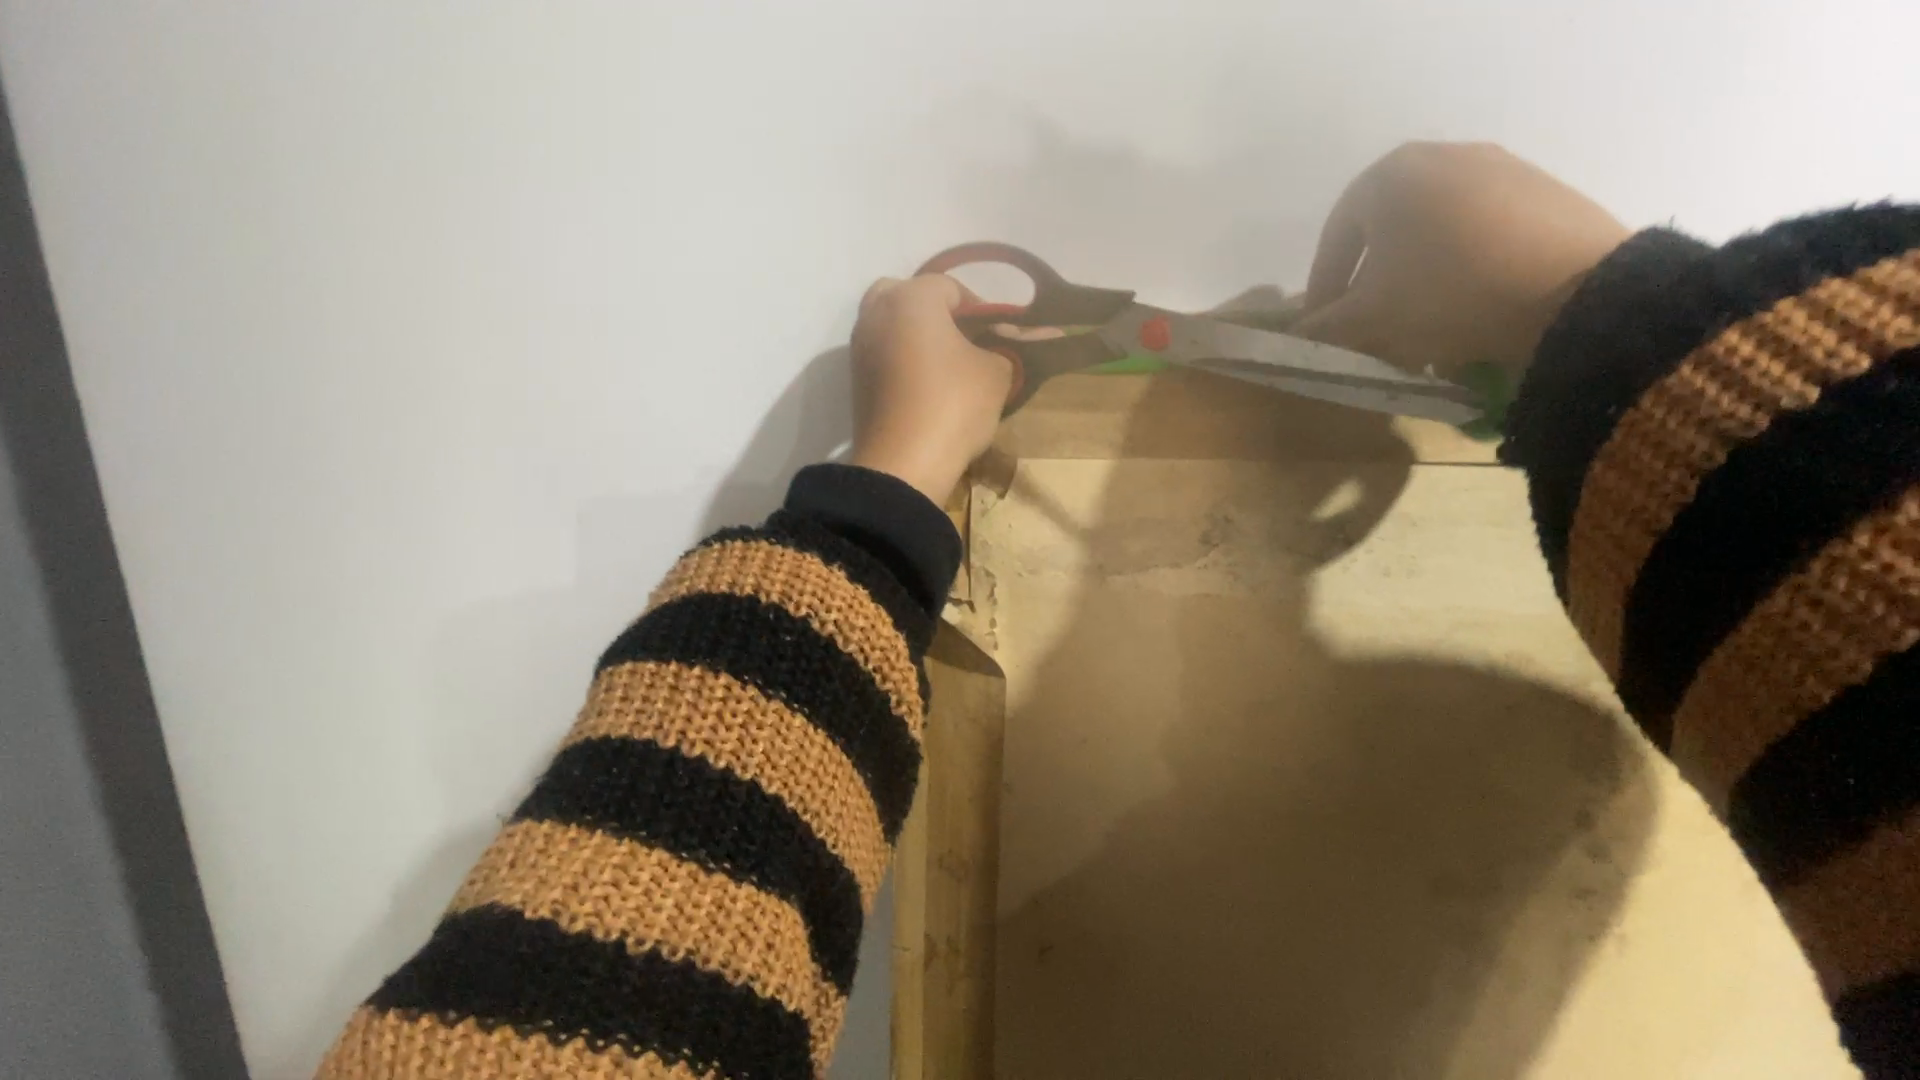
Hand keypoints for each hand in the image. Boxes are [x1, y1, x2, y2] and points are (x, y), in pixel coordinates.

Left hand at [847, 274, 1015, 504]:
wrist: (903, 464)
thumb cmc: (953, 405)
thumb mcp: (996, 373)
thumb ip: (1000, 349)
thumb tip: (993, 350)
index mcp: (911, 297)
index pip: (951, 287)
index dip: (979, 308)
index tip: (997, 335)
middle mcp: (877, 312)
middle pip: (909, 296)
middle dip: (937, 313)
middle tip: (964, 341)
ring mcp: (860, 346)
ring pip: (891, 325)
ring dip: (916, 336)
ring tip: (946, 366)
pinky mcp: (856, 379)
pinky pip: (883, 354)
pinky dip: (902, 360)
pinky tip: (925, 387)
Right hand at [1296, 142, 1630, 379]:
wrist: (1574, 294)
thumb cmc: (1443, 294)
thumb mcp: (1365, 320)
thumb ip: (1319, 329)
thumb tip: (1294, 338)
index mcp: (1388, 175)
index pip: (1335, 238)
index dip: (1321, 289)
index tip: (1319, 328)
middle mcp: (1442, 156)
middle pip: (1386, 235)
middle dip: (1371, 288)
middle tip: (1367, 332)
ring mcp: (1501, 168)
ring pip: (1433, 237)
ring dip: (1415, 285)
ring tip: (1419, 332)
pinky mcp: (1545, 193)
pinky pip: (1481, 237)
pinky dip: (1462, 274)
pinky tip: (1467, 314)